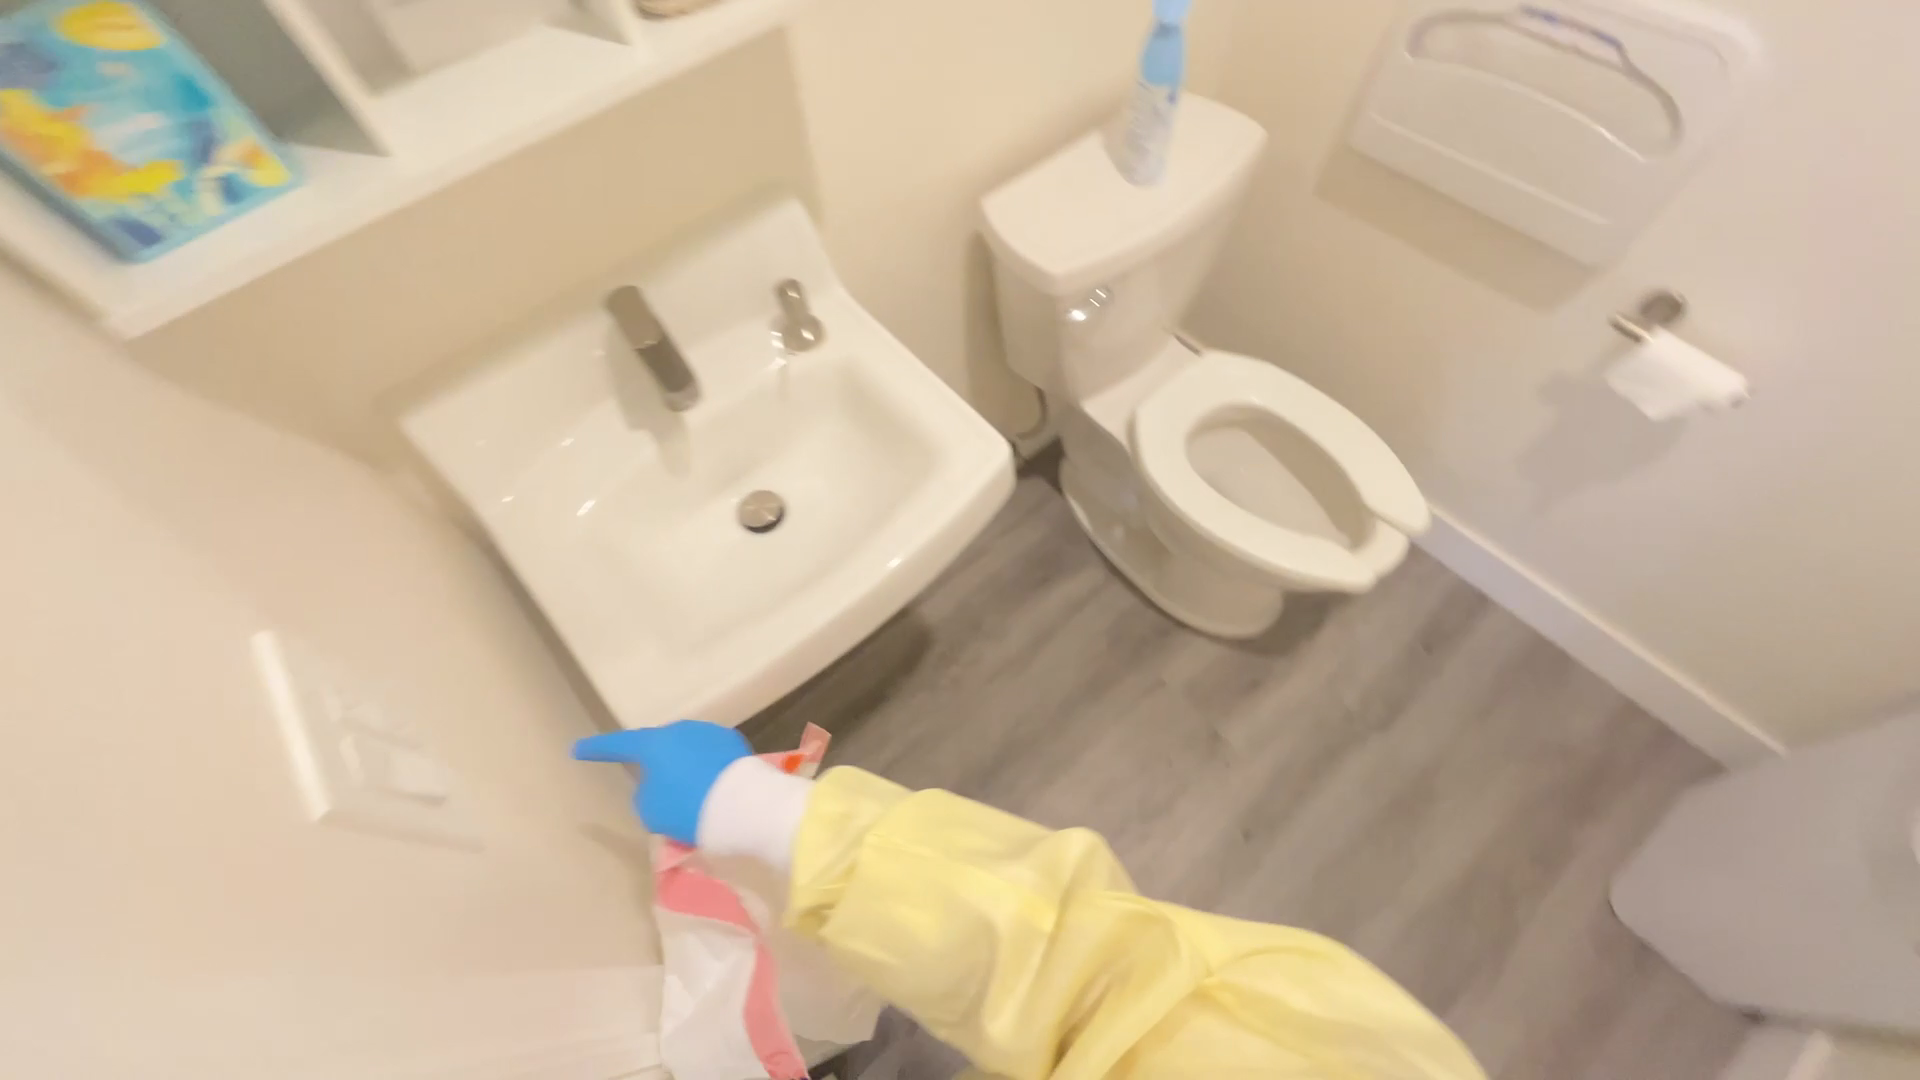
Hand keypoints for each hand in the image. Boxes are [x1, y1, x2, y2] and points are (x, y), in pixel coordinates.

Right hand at [573, 720, 750, 844]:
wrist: (744, 804)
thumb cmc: (688, 808)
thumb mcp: (651, 808)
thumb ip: (647, 790)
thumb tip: (658, 781)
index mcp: (655, 744)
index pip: (620, 744)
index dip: (598, 748)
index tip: (579, 748)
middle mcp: (682, 730)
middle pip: (659, 744)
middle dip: (653, 759)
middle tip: (649, 778)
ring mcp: (710, 733)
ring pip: (686, 748)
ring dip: (682, 764)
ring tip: (685, 789)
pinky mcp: (734, 744)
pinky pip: (709, 755)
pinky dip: (703, 767)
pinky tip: (708, 784)